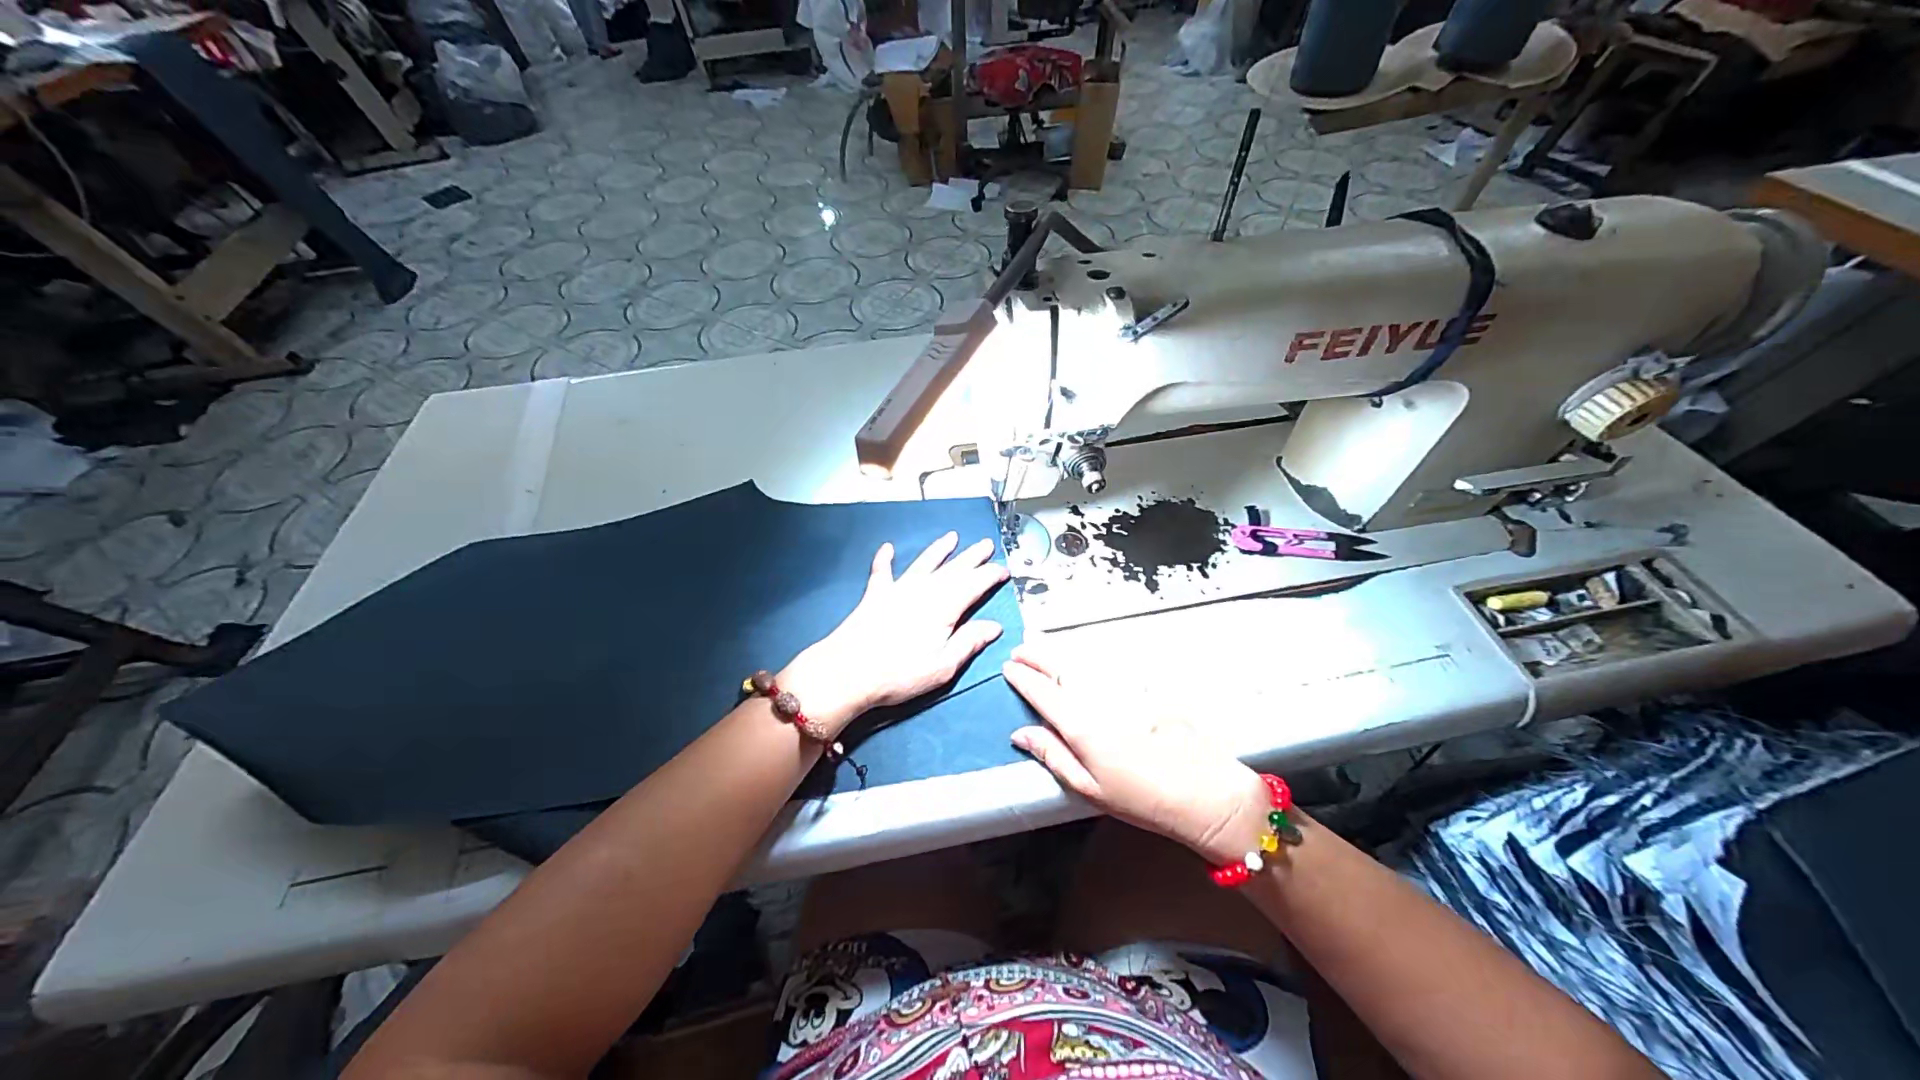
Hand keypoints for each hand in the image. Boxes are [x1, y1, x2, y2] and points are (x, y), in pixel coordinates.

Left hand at [779, 533, 1009, 736]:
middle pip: (953, 569)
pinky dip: (885, 559)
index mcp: (943, 608)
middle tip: (985, 545)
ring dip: (939, 550)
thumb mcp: (943, 666)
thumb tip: (992, 627)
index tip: (1002, 569)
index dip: (990, 575)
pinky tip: (887, 548)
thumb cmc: (897, 674)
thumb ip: (968, 642)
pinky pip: (882, 572)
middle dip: (971, 557)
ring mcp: (897, 591)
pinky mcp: (874, 596)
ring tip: (951, 538)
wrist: (847, 672)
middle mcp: (922, 592)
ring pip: (923, 563)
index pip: (974, 585)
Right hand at [1001, 644, 1269, 865]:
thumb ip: (1052, 754)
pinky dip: (1086, 657)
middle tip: (1020, 648)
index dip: (1022, 677)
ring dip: (1058, 650)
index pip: (1041, 691)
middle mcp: (1098, 699)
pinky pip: (1106, 666)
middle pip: (1060, 667)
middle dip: (1036, 654)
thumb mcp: (1088, 787)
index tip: (1008, 669)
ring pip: (1082, 661)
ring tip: (1041, 642)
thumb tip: (1021, 734)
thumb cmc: (1143, 799)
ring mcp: (1122, 690)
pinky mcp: (1143, 689)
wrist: (1203, 791)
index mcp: (1079, 725)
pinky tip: (1080, 657)